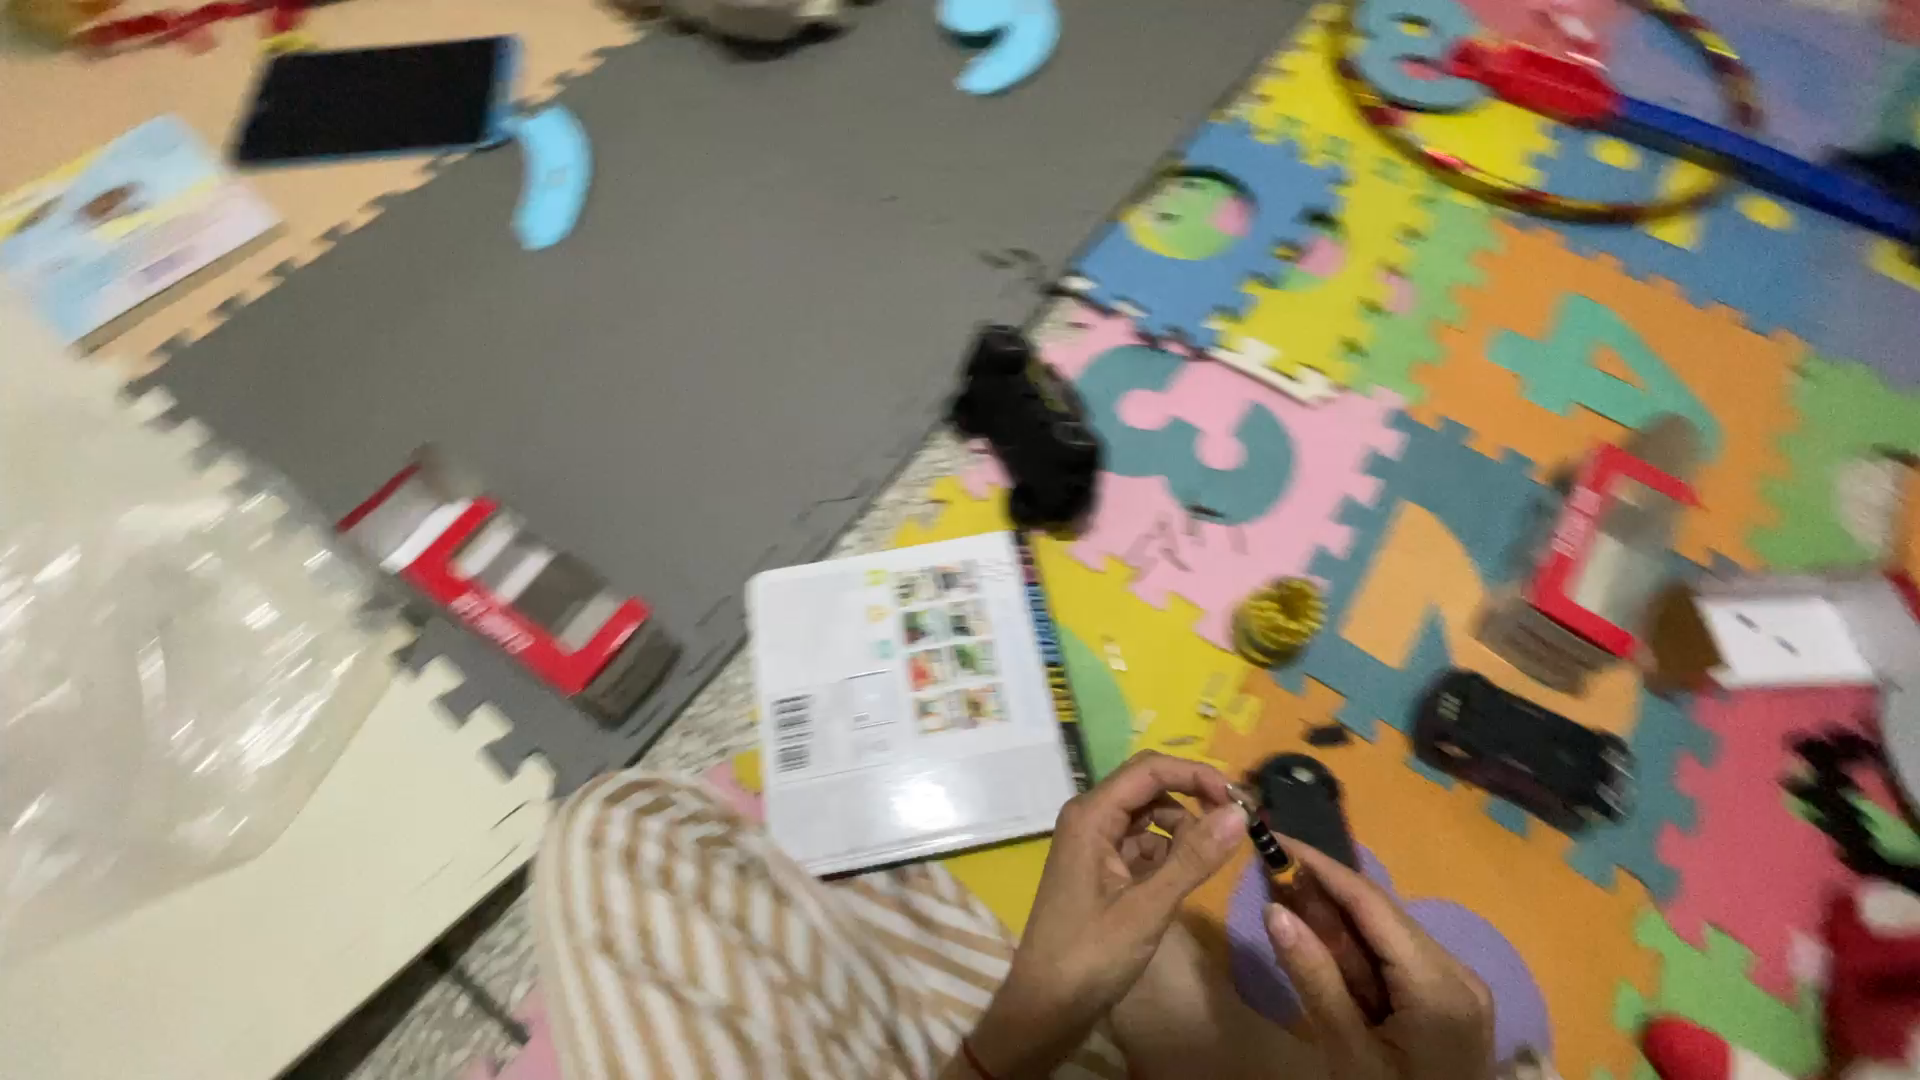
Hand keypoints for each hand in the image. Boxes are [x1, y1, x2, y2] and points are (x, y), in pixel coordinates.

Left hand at [965, 752, 1245, 1078]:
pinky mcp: (1100, 865)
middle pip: (1148, 786)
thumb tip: (1239, 813)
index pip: (1149, 769)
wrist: (1046, 1003)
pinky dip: (1167, 851)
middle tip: (1239, 822)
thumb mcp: (1148, 907)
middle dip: (1193, 796)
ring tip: (1213, 857)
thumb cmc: (1091, 952)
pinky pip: (1140, 841)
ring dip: (1182, 827)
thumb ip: (1193, 858)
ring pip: (1147, 814)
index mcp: (1091, 814)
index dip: (1197, 775)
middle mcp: (1089, 816)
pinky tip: (1185, 875)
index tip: (1240, 799)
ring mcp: (1093, 841)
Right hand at [1264, 837, 1494, 1079]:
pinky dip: (1353, 945)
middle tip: (1267, 874)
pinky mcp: (1448, 996)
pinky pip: (1393, 952)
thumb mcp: (1349, 1054)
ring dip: (1333, 918)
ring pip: (1383, 929)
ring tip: (1283, 904)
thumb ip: (1314, 978)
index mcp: (1440, 985)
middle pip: (1378, 912)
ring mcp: (1458, 984)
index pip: (1371, 903)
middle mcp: (1458, 971)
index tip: (1273, 838)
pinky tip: (1320, 945)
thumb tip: (1271, 908)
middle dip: (1321, 890)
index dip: (1319, 865)